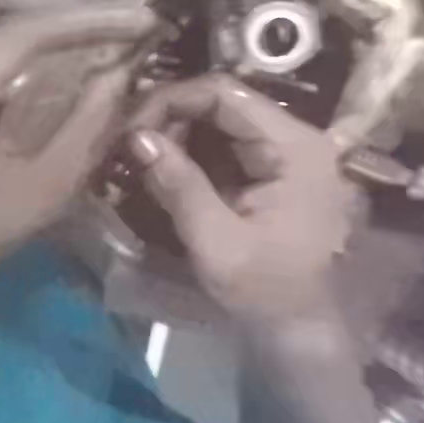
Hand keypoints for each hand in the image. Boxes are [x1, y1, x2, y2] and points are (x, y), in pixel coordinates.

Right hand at [125, 75, 355, 317]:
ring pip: (212, 118)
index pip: (223, 94)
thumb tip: (137, 137)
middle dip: (166, 117)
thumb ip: (179, 184)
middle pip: (217, 100)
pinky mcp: (263, 166)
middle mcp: (290, 136)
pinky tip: (158, 168)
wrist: (295, 327)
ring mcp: (278, 150)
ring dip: (171, 132)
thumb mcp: (216, 240)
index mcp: (293, 147)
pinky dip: (183, 149)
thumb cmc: (264, 288)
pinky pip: (216, 141)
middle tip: (128, 145)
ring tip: (137, 157)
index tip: (131, 128)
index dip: (171, 100)